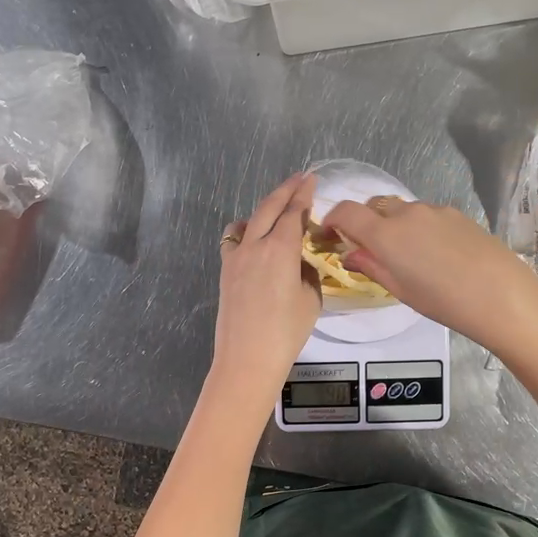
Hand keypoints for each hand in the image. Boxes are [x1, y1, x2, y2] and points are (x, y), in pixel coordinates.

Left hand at [212, 172, 320, 394]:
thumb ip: (307, 273)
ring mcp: (236, 257)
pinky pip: (234, 240)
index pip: (294, 212)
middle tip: (299, 179)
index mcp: (280, 249)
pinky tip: (254, 238)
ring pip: (249, 221)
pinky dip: (245, 230)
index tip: (311, 180)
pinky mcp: (226, 271)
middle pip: (269, 208)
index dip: (304, 194)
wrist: (247, 358)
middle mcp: (255, 245)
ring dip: (265, 209)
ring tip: (278, 207)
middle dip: (285, 190)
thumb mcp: (310, 299)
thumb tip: (300, 263)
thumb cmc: (286, 332)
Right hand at [321, 197, 537, 360]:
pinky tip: (434, 255)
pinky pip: (426, 215)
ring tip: (407, 257)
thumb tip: (351, 254)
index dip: (332, 220)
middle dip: (365, 223)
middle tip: (368, 250)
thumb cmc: (443, 301)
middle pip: (374, 207)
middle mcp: (406, 213)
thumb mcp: (400, 290)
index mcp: (385, 233)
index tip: (329, 236)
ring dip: (394, 226)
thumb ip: (372, 267)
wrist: (500, 294)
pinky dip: (418, 228)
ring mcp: (434, 210)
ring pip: (402, 210)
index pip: (346, 212)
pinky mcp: (457, 215)